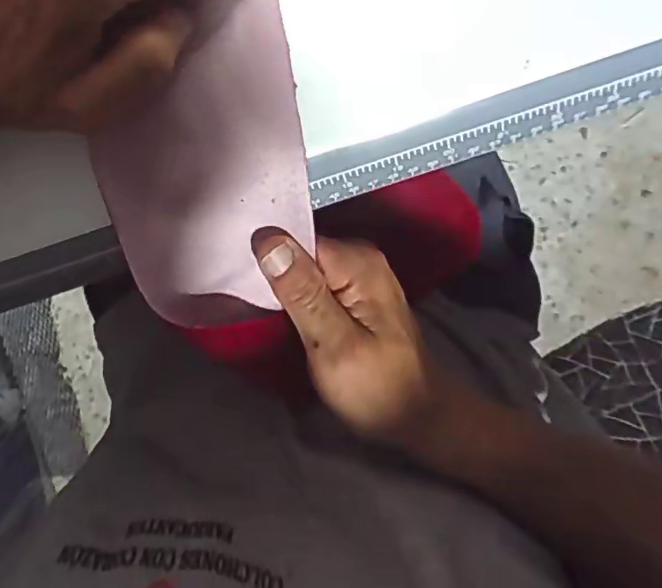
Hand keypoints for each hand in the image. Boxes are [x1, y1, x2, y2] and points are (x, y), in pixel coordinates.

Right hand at [254, 230, 458, 448]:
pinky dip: (295, 294)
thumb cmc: (379, 390)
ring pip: (302, 265)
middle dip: (271, 270)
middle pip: (298, 249)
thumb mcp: (335, 346)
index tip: (240, 279)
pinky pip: (313, 280)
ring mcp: (358, 273)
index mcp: (356, 262)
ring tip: (260, 308)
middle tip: (246, 300)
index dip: (266, 257)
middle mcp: (359, 256)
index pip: (294, 239)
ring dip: (281, 285)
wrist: (421, 423)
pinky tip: (283, 313)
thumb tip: (267, 238)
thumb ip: (302, 292)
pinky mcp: (353, 291)